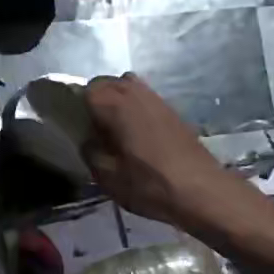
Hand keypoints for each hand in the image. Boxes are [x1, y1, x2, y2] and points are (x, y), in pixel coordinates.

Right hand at [82, 73, 253, 228]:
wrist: (202, 190)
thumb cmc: (149, 184)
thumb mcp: (107, 176)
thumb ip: (90, 151)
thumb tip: (88, 140)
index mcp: (115, 104)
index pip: (85, 90)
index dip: (75, 105)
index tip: (72, 124)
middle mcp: (135, 93)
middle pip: (106, 83)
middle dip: (94, 99)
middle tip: (89, 126)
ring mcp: (157, 100)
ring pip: (127, 87)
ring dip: (115, 101)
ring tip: (111, 128)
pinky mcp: (172, 111)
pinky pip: (144, 99)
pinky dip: (133, 108)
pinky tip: (134, 133)